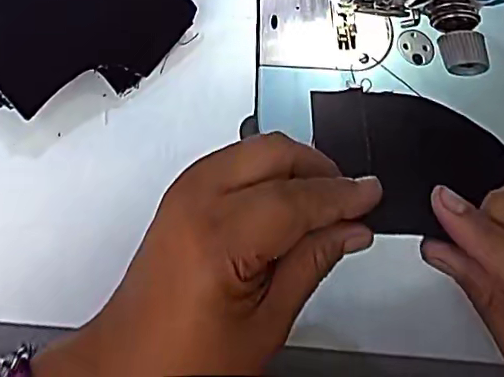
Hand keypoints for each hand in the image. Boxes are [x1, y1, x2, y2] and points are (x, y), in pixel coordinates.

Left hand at [35, 133, 380, 376]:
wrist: (132, 358)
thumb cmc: (184, 357)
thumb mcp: (265, 324)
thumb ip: (310, 264)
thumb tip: (347, 230)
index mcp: (217, 235)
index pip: (293, 196)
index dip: (340, 193)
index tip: (370, 192)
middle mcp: (195, 198)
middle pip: (271, 151)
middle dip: (317, 165)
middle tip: (351, 195)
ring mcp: (183, 187)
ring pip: (251, 146)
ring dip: (291, 163)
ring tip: (325, 200)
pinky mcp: (180, 188)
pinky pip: (232, 159)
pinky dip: (264, 167)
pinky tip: (286, 195)